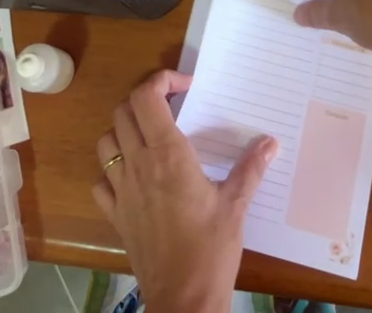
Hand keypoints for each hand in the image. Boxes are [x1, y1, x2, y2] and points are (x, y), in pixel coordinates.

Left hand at [93, 70, 275, 311]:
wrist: (183, 299)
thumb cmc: (211, 249)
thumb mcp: (236, 205)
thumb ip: (250, 168)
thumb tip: (270, 142)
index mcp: (168, 155)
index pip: (147, 98)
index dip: (161, 81)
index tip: (186, 86)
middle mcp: (138, 165)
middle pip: (123, 111)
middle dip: (144, 99)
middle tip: (171, 107)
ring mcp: (122, 190)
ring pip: (106, 141)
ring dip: (124, 129)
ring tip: (150, 135)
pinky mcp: (115, 215)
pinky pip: (101, 181)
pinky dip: (111, 169)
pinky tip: (132, 176)